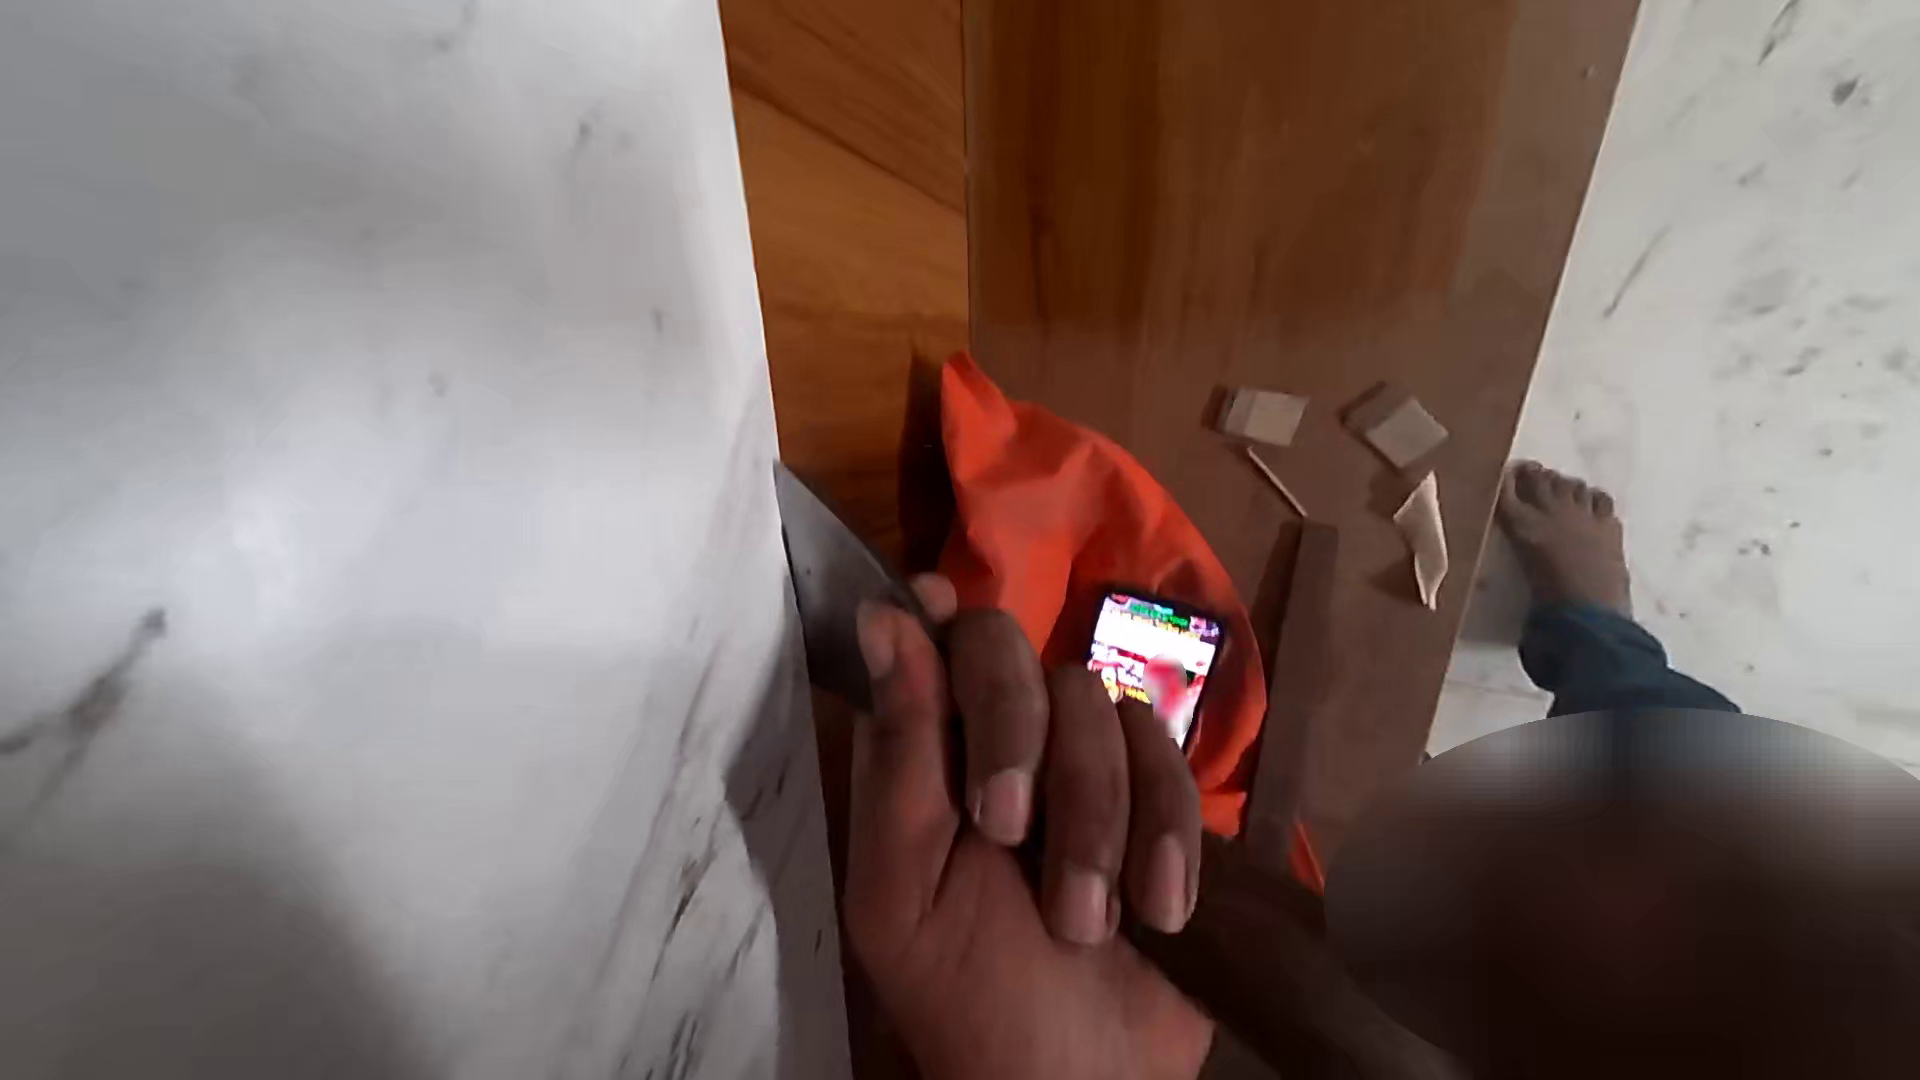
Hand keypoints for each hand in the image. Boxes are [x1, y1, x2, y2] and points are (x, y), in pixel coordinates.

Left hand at [842, 575, 1213, 1079]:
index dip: (932, 612)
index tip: (938, 603)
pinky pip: (1166, 753)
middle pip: (1008, 647)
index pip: (924, 634)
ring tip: (1085, 916)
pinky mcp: (1151, 777)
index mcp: (926, 742)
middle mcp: (1000, 723)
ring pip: (1093, 699)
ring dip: (1094, 816)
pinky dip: (1164, 830)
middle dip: (1017, 736)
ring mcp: (1080, 744)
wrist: (1084, 1076)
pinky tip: (1156, 907)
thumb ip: (899, 749)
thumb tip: (879, 617)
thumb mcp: (907, 879)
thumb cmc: (969, 985)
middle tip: (1010, 828)